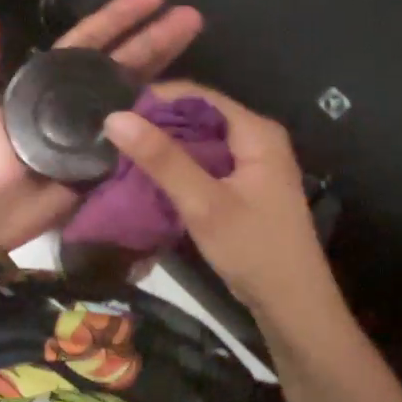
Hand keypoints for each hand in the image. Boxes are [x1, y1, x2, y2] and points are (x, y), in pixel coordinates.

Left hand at [0, 0, 203, 253]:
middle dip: (156, 37)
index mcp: (46, 83)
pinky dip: (163, 118)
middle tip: (191, 16)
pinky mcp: (107, 163)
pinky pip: (139, 137)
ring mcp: (95, 131)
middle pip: (122, 62)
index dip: (119, 17)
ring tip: (197, 39)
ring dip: (166, 66)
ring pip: (136, 92)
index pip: (88, 41)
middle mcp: (75, 101)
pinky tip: (192, 99)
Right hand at [102, 82, 344, 323]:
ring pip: (195, 139)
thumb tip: (114, 117)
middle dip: (154, 124)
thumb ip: (161, 159)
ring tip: (118, 154)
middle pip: (195, 115)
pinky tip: (144, 176)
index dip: (153, 100)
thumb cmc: (254, 250)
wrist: (292, 305)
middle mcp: (255, 138)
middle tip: (109, 136)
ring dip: (160, 146)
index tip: (112, 114)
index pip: (196, 95)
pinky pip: (200, 160)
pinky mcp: (240, 184)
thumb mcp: (203, 203)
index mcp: (255, 132)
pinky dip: (173, 165)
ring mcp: (249, 162)